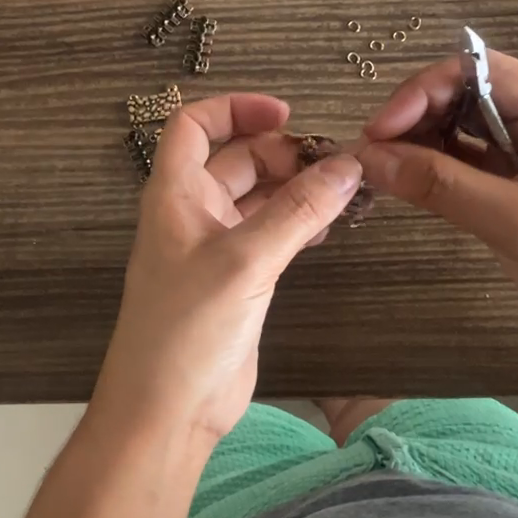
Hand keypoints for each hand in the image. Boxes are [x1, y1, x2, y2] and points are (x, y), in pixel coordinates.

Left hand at [94, 94, 362, 439]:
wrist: (168, 408)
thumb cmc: (188, 328)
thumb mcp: (245, 260)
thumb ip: (298, 211)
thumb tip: (349, 166)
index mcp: (175, 193)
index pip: (193, 126)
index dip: (234, 109)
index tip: (285, 113)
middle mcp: (192, 212)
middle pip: (237, 160)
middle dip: (283, 154)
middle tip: (336, 165)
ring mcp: (215, 247)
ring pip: (259, 198)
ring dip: (298, 189)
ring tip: (346, 191)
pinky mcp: (238, 279)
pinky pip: (270, 234)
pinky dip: (299, 223)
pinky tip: (330, 227)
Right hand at [355, 51, 517, 364]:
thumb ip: (442, 185)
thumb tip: (367, 158)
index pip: (480, 71)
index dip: (423, 91)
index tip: (379, 130)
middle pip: (463, 95)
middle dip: (413, 118)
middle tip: (368, 155)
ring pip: (456, 129)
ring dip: (415, 144)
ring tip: (376, 170)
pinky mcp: (510, 188)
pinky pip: (459, 163)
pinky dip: (427, 170)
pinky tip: (400, 182)